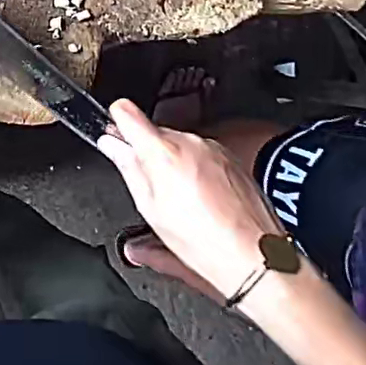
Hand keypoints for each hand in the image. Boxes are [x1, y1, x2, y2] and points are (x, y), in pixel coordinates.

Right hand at [96, 99, 285, 302]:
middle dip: (150, 155)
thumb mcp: (150, 208)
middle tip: (154, 190)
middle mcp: (189, 140)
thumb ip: (128, 168)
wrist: (252, 252)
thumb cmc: (204, 240)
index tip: (115, 135)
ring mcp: (212, 146)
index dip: (116, 122)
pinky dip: (197, 169)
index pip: (125, 111)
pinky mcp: (229, 155)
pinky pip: (202, 153)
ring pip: (180, 145)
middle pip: (155, 134)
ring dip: (175, 163)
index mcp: (163, 151)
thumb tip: (112, 146)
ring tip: (184, 202)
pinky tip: (203, 200)